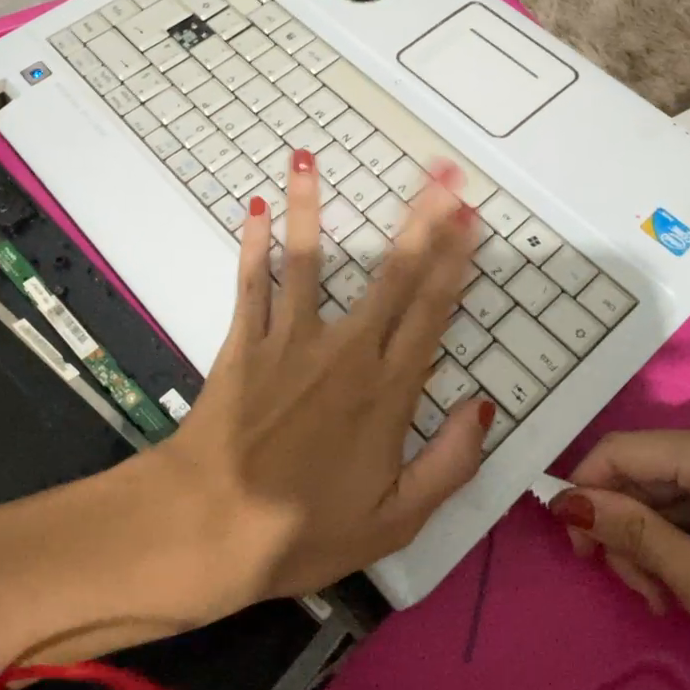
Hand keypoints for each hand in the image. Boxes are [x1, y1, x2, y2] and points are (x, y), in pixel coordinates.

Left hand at [152, 149, 491, 606]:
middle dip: (417, 218)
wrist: (206, 529)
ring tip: (308, 157)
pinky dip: (253, 247)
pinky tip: (252, 209)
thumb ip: (449, 463)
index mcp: (386, 392)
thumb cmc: (303, 531)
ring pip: (309, 261)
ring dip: (311, 207)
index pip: (431, 312)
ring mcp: (288, 342)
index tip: (469, 214)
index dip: (455, 260)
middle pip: (388, 274)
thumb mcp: (397, 521)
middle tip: (437, 169)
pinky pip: (251, 285)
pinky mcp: (243, 344)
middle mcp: (343, 352)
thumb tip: (483, 405)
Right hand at [550, 419, 689, 689]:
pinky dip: (686, 535)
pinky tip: (687, 579)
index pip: (624, 451)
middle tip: (634, 589)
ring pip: (673, 487)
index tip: (573, 546)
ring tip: (663, 597)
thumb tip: (567, 505)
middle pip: (648, 471)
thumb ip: (636, 536)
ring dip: (655, 539)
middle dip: (628, 528)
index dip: (586, 493)